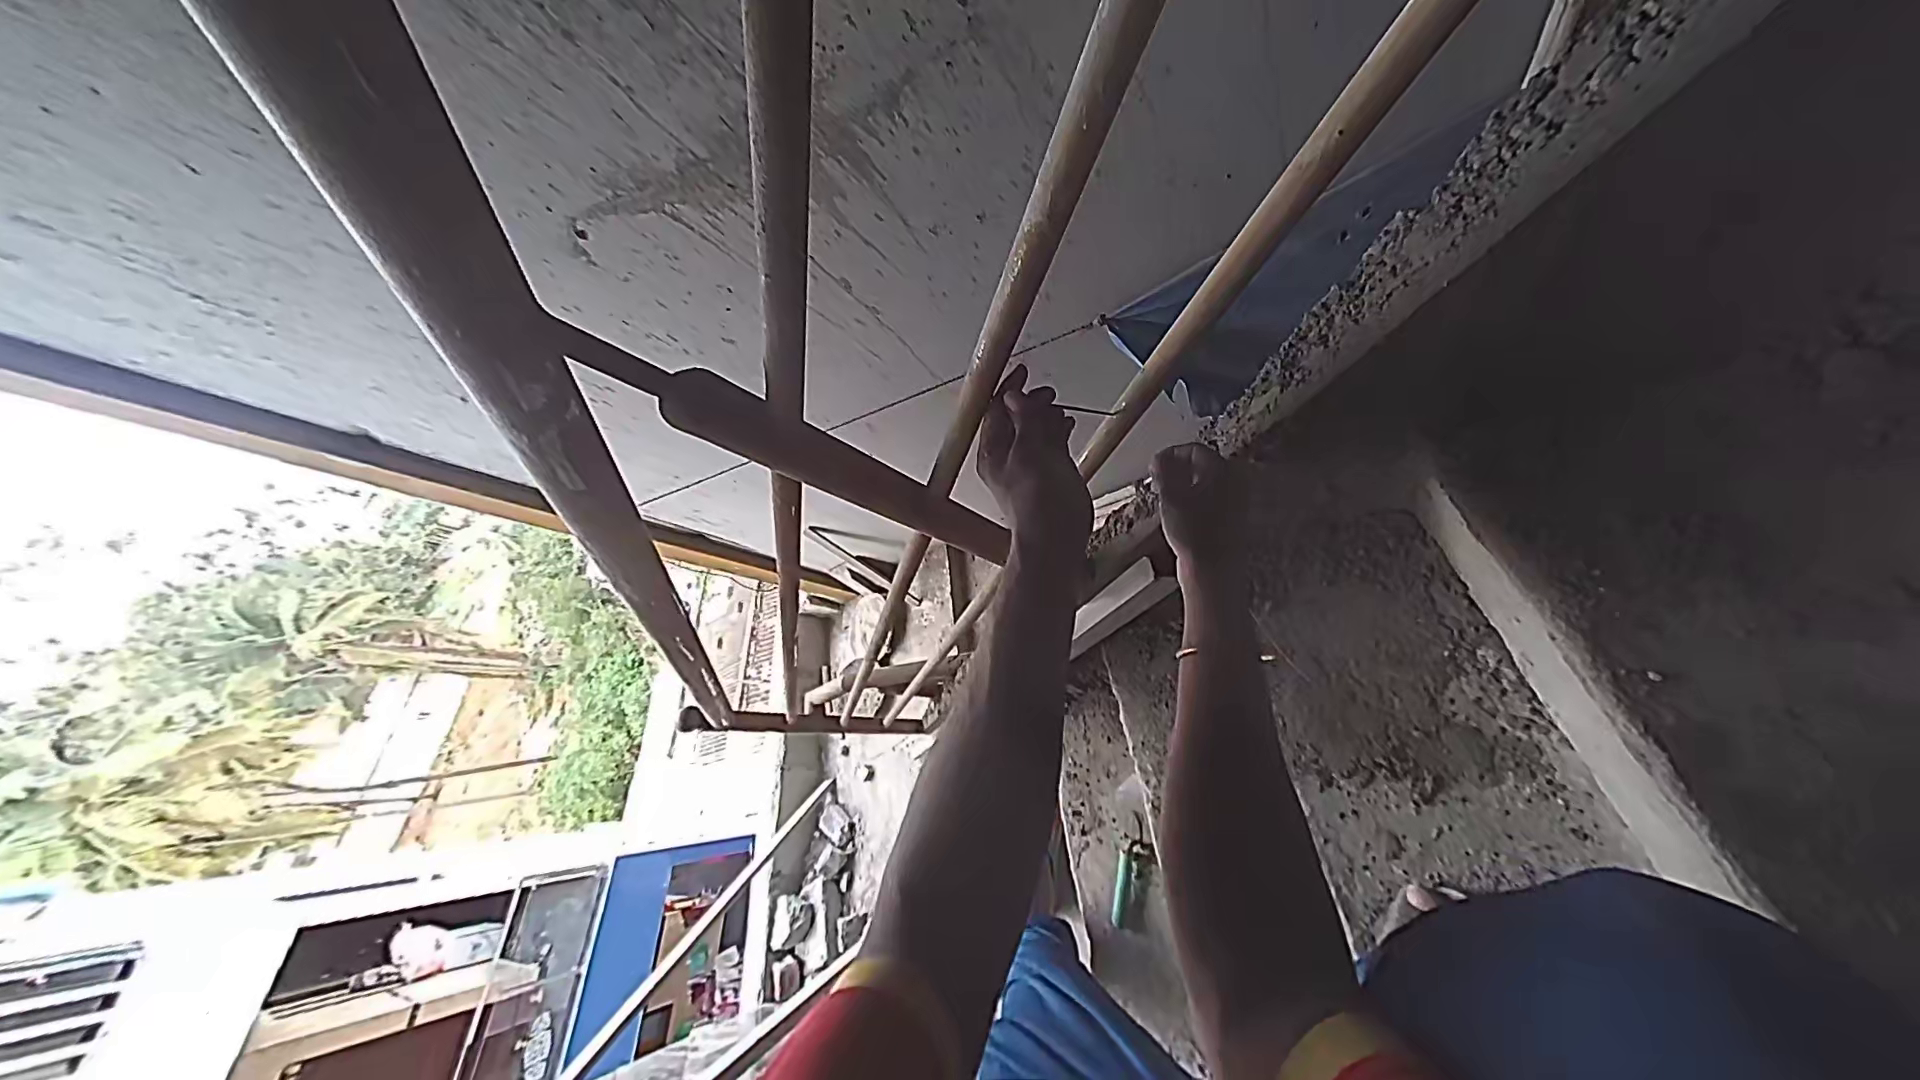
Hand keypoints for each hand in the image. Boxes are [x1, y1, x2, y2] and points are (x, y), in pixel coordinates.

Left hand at [978, 365, 1091, 567]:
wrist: (1056, 539)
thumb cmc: (1041, 499)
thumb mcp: (1031, 451)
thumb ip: (1024, 421)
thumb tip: (1013, 396)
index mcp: (993, 453)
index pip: (995, 412)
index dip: (1009, 389)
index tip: (1024, 372)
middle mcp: (1006, 459)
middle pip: (1014, 420)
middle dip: (1031, 403)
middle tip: (1049, 394)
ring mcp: (1026, 468)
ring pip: (1032, 432)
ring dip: (1045, 417)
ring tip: (1060, 410)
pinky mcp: (1045, 477)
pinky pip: (1048, 447)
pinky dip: (1057, 433)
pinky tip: (1068, 425)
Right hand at [1151, 442, 1247, 576]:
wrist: (1212, 568)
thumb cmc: (1193, 532)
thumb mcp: (1170, 497)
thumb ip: (1164, 471)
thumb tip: (1160, 457)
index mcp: (1220, 470)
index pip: (1195, 450)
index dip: (1172, 453)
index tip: (1156, 463)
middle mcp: (1233, 482)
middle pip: (1203, 465)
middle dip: (1179, 468)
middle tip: (1159, 477)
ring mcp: (1235, 502)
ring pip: (1206, 483)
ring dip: (1185, 484)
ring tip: (1166, 495)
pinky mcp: (1231, 519)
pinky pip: (1210, 499)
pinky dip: (1194, 499)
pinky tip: (1180, 512)